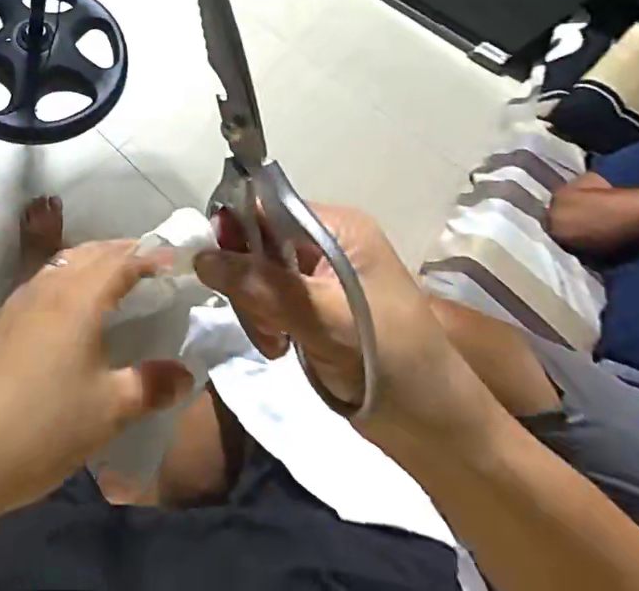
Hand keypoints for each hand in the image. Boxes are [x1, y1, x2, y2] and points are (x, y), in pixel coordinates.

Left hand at [0, 240, 192, 506]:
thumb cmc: (48, 422)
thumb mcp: (111, 408)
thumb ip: (150, 384)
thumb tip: (185, 373)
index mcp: (77, 298)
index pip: (117, 263)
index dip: (146, 257)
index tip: (174, 259)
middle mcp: (47, 288)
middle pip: (87, 254)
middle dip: (119, 251)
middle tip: (151, 260)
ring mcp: (21, 301)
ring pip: (63, 264)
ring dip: (92, 260)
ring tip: (118, 275)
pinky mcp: (6, 319)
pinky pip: (46, 280)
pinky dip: (70, 277)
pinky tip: (78, 303)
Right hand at [192, 204, 502, 452]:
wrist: (438, 431)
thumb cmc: (393, 363)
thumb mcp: (324, 319)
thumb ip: (261, 285)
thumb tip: (200, 258)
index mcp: (339, 228)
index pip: (263, 207)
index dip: (233, 232)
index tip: (217, 271)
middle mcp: (326, 241)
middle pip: (253, 239)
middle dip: (243, 278)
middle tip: (258, 320)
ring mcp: (319, 273)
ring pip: (253, 269)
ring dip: (251, 305)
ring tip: (272, 340)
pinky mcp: (312, 302)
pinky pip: (264, 294)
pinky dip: (260, 317)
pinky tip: (277, 344)